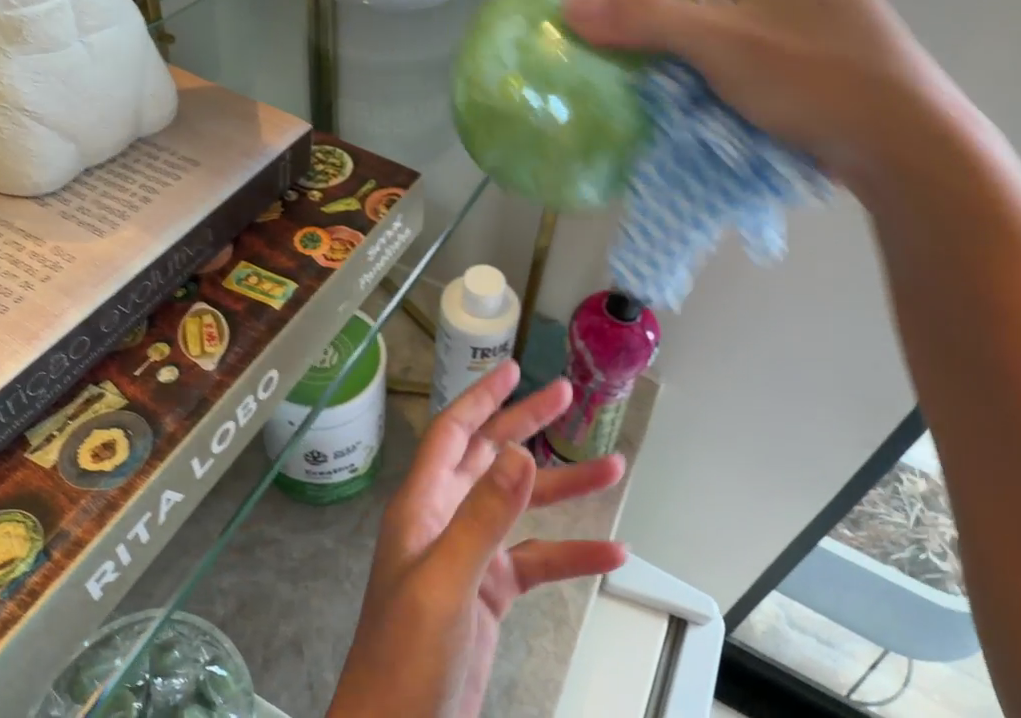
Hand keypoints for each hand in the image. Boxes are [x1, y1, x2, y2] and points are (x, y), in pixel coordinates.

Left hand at [328, 363, 626, 717]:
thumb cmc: (407, 652)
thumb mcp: (446, 580)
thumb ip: (483, 516)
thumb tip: (517, 451)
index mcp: (423, 505)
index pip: (453, 433)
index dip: (481, 397)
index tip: (513, 368)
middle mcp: (445, 520)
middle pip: (491, 458)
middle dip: (527, 425)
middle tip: (568, 397)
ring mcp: (469, 556)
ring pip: (521, 508)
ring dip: (563, 488)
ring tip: (613, 466)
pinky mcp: (488, 592)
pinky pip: (535, 561)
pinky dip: (571, 555)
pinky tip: (611, 554)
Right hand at [560, 0, 966, 187]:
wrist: (907, 143)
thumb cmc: (812, 79)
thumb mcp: (718, 44)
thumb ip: (642, 18)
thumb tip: (567, 0)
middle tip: (614, 34)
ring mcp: (817, 2)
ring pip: (729, 4)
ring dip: (687, 29)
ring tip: (648, 63)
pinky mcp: (825, 41)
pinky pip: (752, 33)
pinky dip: (719, 51)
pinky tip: (701, 83)